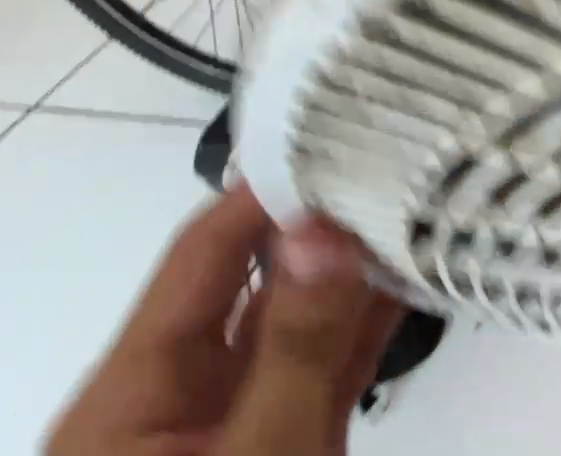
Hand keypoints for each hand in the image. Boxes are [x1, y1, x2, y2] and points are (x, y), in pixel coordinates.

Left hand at [47, 185, 403, 455]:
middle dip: (326, 219)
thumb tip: (321, 229)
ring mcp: (243, 411)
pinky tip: (421, 271)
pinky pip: (333, 358)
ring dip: (363, 265)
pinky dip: (375, 317)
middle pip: (259, 278)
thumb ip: (293, 347)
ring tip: (427, 201)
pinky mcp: (291, 433)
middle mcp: (185, 387)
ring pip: (305, 316)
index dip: (264, 194)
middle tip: (401, 160)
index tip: (342, 137)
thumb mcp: (257, 455)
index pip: (201, 256)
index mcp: (134, 390)